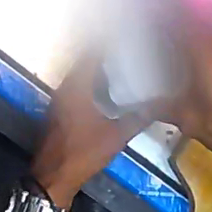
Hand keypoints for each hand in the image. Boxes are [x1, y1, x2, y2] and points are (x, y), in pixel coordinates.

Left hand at [31, 56, 148, 207]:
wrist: (53, 176)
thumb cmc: (83, 153)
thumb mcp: (115, 136)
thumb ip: (137, 119)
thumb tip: (158, 105)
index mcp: (76, 88)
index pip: (90, 55)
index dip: (105, 44)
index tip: (122, 36)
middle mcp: (64, 88)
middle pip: (83, 63)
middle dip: (102, 55)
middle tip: (126, 50)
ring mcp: (59, 100)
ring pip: (79, 77)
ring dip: (96, 70)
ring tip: (120, 66)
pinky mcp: (59, 111)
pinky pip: (75, 89)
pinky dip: (90, 84)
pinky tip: (106, 91)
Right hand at [164, 9, 211, 187]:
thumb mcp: (190, 122)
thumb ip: (161, 108)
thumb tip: (137, 107)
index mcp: (206, 52)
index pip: (184, 16)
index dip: (169, 11)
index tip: (157, 14)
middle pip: (209, 13)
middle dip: (191, 14)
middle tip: (176, 26)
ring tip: (201, 42)